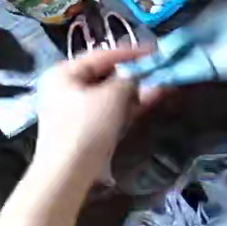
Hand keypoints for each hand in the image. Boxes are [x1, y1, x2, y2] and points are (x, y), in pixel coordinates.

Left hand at [30, 46, 159, 184]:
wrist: (68, 174)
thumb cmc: (86, 128)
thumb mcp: (112, 96)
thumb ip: (128, 79)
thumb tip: (136, 76)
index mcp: (64, 73)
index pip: (102, 55)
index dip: (131, 52)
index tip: (157, 51)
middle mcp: (65, 88)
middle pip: (105, 75)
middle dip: (134, 74)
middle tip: (161, 69)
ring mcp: (73, 111)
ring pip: (109, 95)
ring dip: (134, 91)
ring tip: (162, 84)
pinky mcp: (83, 131)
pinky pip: (108, 112)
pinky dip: (127, 107)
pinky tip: (150, 101)